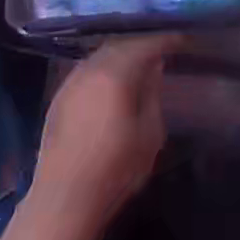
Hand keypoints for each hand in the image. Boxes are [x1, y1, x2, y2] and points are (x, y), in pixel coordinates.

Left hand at [31, 34, 180, 225]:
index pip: (145, 46)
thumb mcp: (150, 133)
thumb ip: (153, 94)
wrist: (64, 199)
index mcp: (116, 74)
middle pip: (120, 46)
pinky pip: (86, 70)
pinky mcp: (58, 98)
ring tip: (138, 66)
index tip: (181, 41)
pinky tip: (111, 83)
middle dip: (141, 45)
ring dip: (121, 56)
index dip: (165, 41)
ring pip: (100, 56)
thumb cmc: (116, 169)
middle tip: (161, 52)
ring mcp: (71, 82)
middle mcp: (91, 70)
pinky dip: (103, 69)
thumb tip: (154, 68)